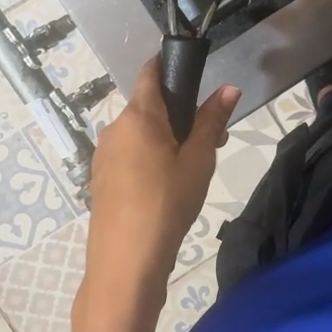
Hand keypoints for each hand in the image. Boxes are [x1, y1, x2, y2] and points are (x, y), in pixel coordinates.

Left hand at [83, 60, 238, 297]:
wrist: (125, 266)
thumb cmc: (167, 203)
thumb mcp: (199, 159)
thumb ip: (211, 120)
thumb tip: (228, 88)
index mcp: (137, 117)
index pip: (150, 73)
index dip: (172, 65)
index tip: (197, 72)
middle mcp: (115, 130)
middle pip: (151, 107)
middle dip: (183, 114)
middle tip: (215, 138)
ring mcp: (105, 157)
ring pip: (142, 133)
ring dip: (170, 138)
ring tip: (198, 165)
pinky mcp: (102, 182)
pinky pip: (132, 155)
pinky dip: (153, 157)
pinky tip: (173, 184)